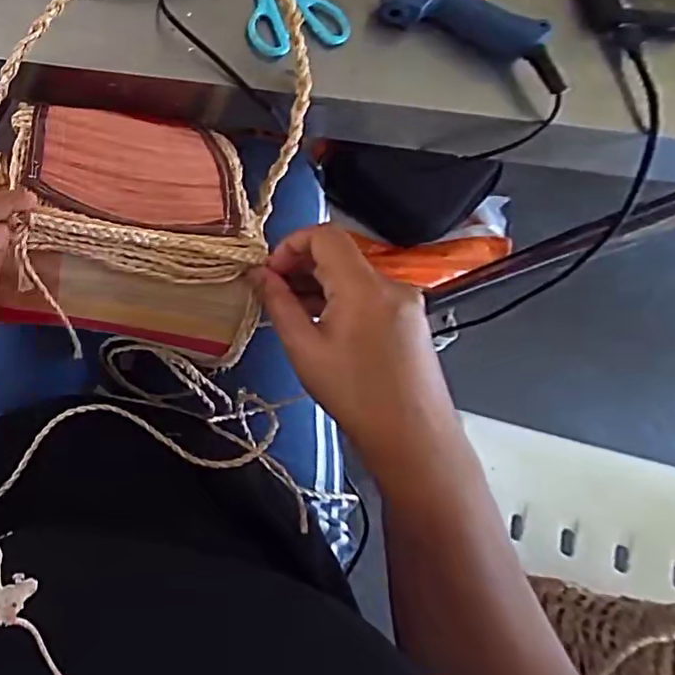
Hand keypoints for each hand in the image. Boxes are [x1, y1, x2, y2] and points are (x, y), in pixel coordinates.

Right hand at [254, 224, 455, 472]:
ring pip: (352, 273)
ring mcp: (405, 301)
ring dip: (318, 283)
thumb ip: (279, 303)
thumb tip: (260, 274)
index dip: (290, 244)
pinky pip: (367, 292)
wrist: (415, 439)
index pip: (325, 235)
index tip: (270, 272)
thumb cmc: (355, 395)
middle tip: (274, 293)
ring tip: (293, 313)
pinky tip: (321, 324)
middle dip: (300, 265)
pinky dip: (339, 297)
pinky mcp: (409, 318)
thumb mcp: (304, 348)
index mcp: (364, 286)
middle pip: (338, 253)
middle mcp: (390, 285)